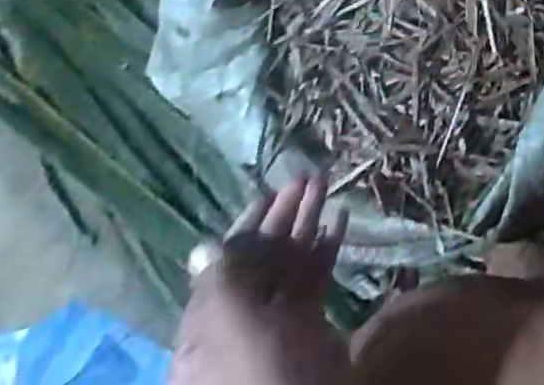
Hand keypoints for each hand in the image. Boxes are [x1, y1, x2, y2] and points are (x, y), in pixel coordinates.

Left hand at [170, 176, 350, 384]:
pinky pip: (315, 281)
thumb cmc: (260, 378)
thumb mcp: (231, 328)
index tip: (270, 190)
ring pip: (291, 264)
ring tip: (327, 185)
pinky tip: (340, 222)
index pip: (226, 262)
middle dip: (283, 217)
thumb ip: (220, 282)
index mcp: (209, 326)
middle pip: (262, 258)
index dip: (248, 224)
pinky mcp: (309, 328)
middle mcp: (239, 322)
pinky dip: (326, 250)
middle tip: (307, 179)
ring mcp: (277, 325)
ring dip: (308, 224)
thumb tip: (203, 246)